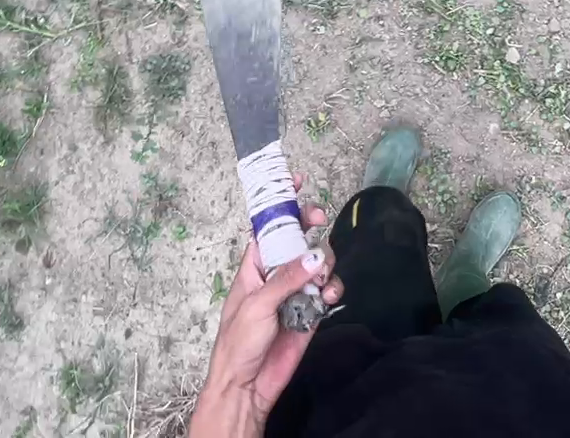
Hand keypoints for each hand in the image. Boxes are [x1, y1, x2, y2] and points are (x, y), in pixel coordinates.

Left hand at [190, 196, 344, 437]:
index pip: (269, 226)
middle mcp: (277, 273)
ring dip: (324, 262)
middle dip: (311, 224)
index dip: (282, 203)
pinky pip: (327, 290)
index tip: (297, 181)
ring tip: (321, 277)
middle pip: (299, 237)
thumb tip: (315, 256)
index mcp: (255, 265)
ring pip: (318, 261)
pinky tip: (328, 295)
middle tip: (319, 219)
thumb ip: (287, 278)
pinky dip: (332, 288)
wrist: (246, 387)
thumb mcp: (257, 304)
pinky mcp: (310, 311)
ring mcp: (295, 291)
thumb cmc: (237, 344)